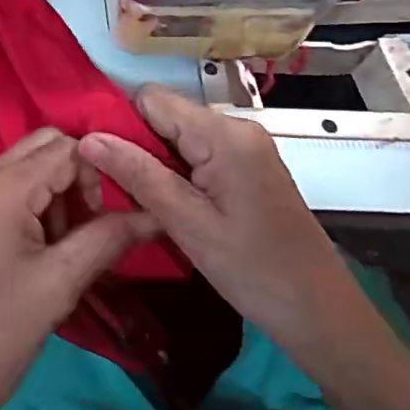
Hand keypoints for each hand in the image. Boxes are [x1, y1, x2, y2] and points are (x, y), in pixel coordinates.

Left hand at [0, 128, 158, 409]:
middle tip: (88, 226)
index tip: (106, 219)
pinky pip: (9, 184)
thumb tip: (156, 214)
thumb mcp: (62, 281)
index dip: (98, 174)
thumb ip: (110, 237)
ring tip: (64, 245)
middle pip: (46, 146)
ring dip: (56, 191)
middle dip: (76, 177)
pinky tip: (39, 247)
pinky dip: (34, 200)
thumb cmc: (1, 330)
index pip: (68, 147)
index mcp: (4, 184)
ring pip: (28, 163)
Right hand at [76, 86, 362, 351]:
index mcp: (223, 133)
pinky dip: (180, 172)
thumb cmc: (254, 271)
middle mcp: (236, 125)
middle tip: (121, 193)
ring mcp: (246, 143)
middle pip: (166, 114)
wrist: (321, 310)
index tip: (101, 164)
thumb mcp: (188, 225)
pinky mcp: (250, 162)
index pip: (152, 98)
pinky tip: (176, 206)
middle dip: (138, 147)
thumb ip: (138, 175)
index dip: (121, 124)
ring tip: (147, 205)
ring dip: (157, 163)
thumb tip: (89, 139)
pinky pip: (201, 150)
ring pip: (180, 134)